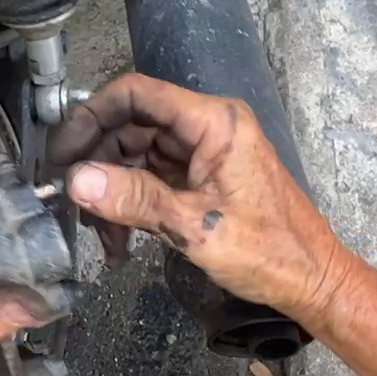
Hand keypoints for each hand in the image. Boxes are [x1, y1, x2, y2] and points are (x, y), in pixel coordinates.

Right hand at [47, 73, 351, 323]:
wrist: (312, 281)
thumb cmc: (271, 252)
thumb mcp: (196, 227)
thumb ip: (135, 200)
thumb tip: (78, 181)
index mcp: (213, 122)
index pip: (136, 94)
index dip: (91, 116)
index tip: (64, 152)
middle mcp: (205, 128)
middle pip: (130, 125)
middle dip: (97, 163)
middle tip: (72, 198)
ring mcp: (200, 153)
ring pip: (134, 155)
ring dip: (111, 192)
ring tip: (101, 235)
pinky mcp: (197, 178)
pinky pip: (149, 179)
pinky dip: (129, 205)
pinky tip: (120, 241)